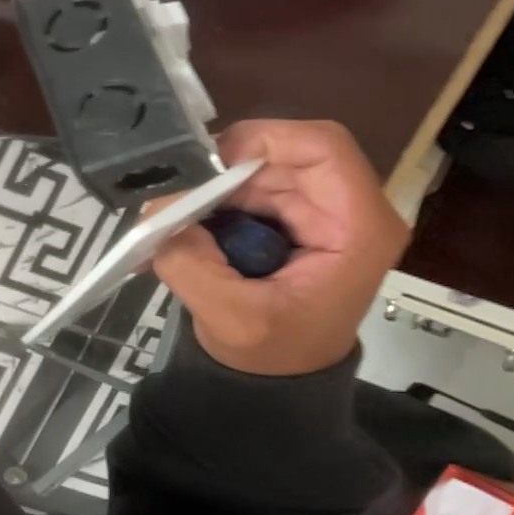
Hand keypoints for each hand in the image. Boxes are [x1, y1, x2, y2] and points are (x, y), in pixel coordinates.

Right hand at [151, 120, 408, 375]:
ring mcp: (312, 210)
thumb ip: (191, 262)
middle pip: (281, 151)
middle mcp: (341, 207)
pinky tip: (180, 226)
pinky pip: (239, 187)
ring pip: (253, 166)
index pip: (321, 147)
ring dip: (206, 186)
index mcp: (355, 227)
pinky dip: (204, 199)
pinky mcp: (283, 216)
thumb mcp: (228, 315)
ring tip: (171, 219)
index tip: (204, 166)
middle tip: (173, 197)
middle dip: (220, 168)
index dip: (262, 140)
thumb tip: (158, 210)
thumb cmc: (270, 350)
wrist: (277, 374)